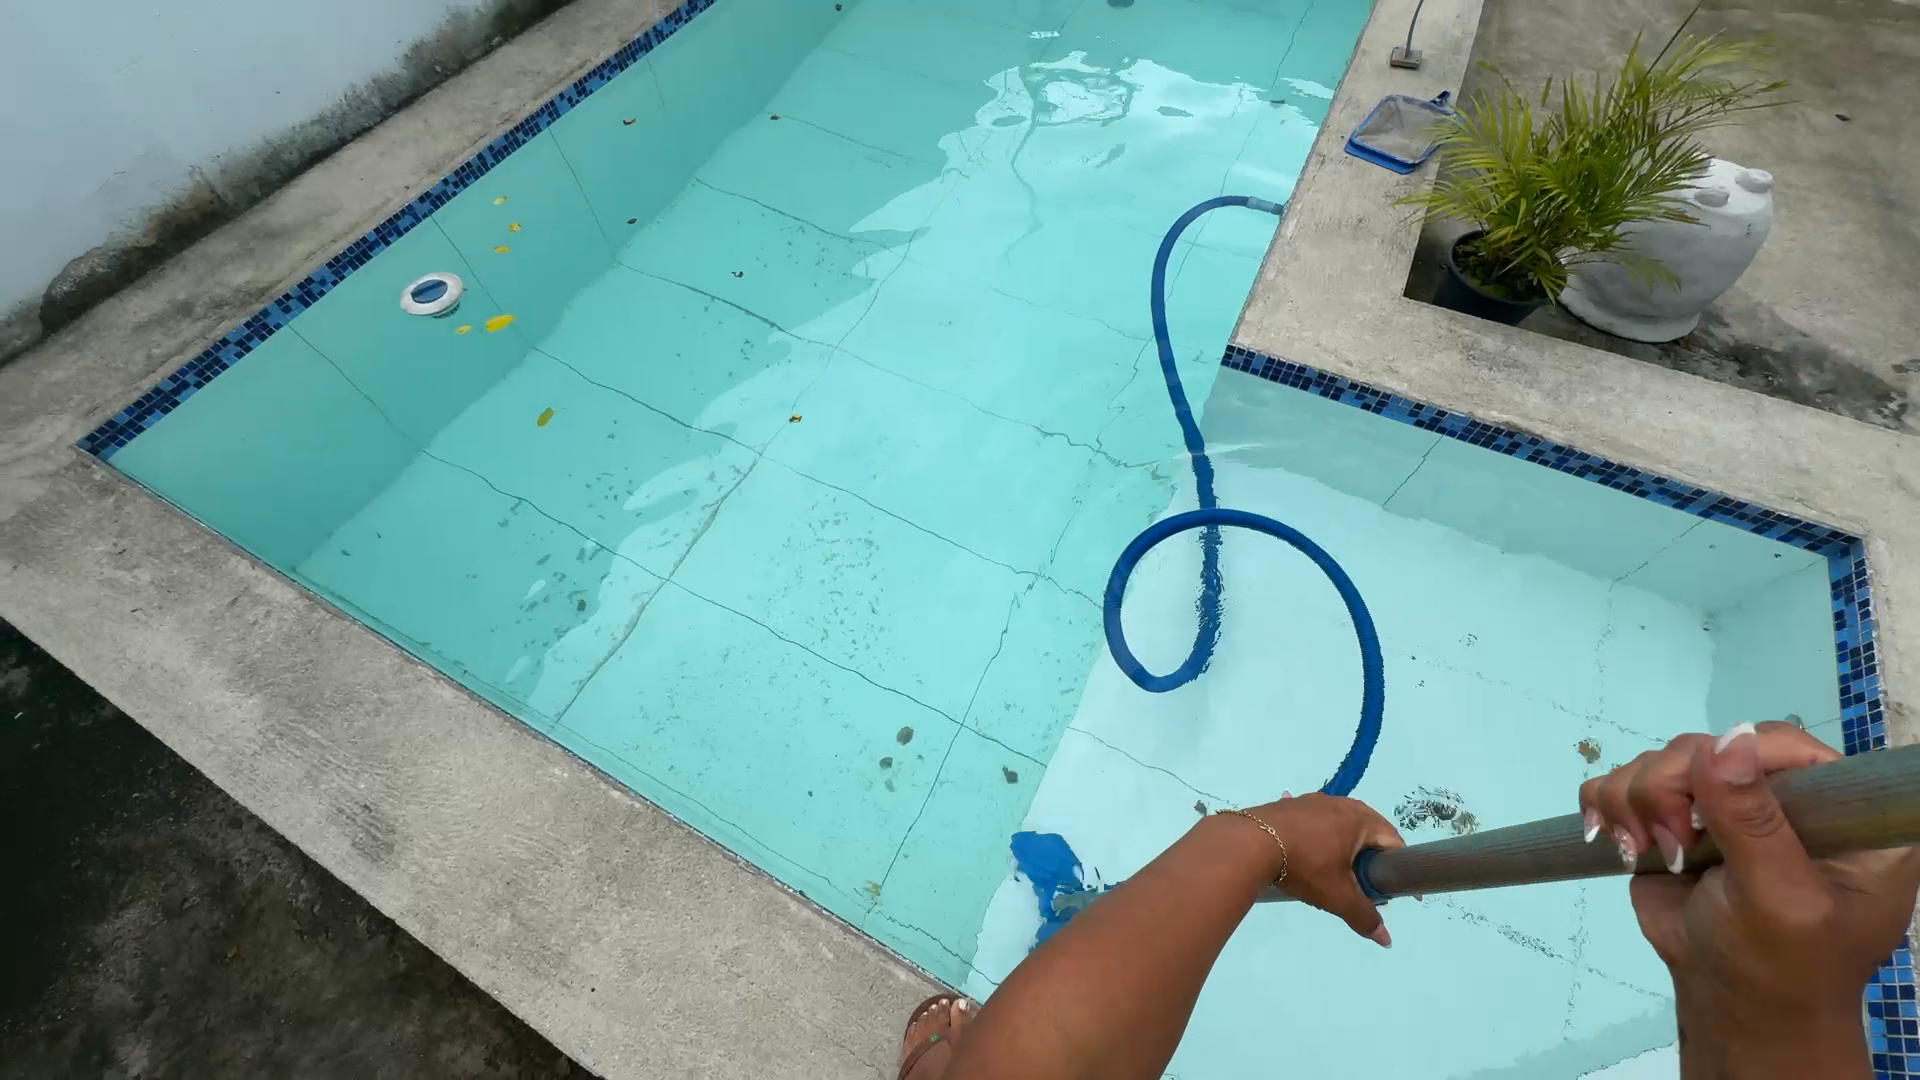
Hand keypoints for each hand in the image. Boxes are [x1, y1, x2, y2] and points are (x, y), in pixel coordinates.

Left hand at [1232, 793, 1404, 946]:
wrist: (1248, 842)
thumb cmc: (1303, 865)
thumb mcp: (1338, 897)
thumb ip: (1366, 917)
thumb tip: (1386, 939)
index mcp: (1357, 818)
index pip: (1393, 839)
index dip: (1398, 866)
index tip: (1392, 890)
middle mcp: (1336, 802)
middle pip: (1368, 829)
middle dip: (1372, 856)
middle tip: (1366, 883)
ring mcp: (1309, 800)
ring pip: (1339, 823)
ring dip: (1345, 846)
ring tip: (1337, 872)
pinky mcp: (1287, 805)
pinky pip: (1315, 821)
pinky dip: (1321, 838)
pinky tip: (1309, 855)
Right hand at [1580, 722, 1919, 1073]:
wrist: (1729, 994)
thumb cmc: (1780, 959)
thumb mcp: (1779, 896)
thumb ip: (1754, 821)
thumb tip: (1727, 741)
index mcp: (1836, 812)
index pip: (1781, 745)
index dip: (1733, 756)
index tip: (1701, 804)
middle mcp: (1777, 797)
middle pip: (1697, 748)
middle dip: (1665, 793)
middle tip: (1672, 844)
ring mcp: (1715, 805)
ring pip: (1648, 762)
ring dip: (1630, 805)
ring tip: (1647, 852)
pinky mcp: (1663, 814)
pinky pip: (1612, 780)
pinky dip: (1601, 807)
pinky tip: (1617, 841)